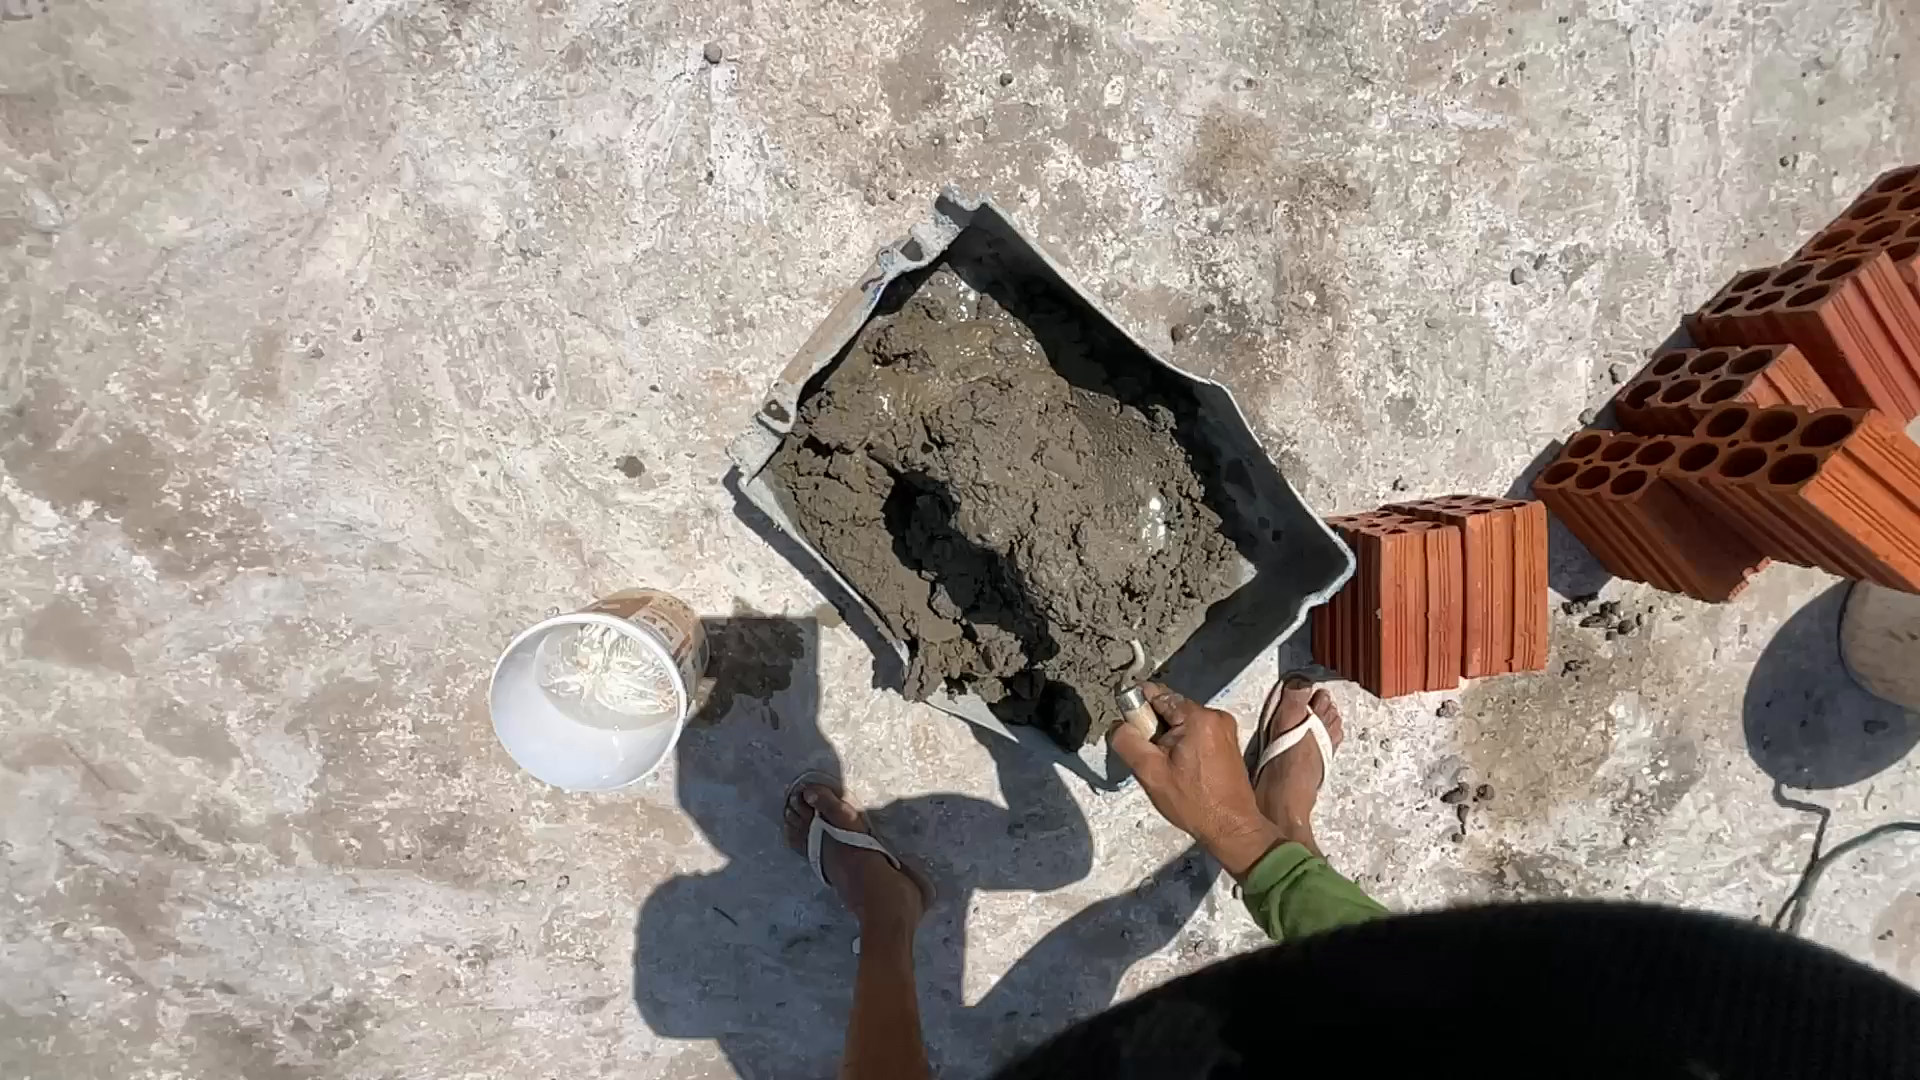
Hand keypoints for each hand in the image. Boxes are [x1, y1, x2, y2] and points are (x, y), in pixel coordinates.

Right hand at [1109, 684, 1283, 879]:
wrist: (1233, 829)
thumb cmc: (1193, 802)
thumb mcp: (1150, 772)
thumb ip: (1127, 741)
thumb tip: (1118, 724)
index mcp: (1198, 717)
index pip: (1157, 695)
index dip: (1139, 711)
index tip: (1133, 732)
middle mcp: (1215, 715)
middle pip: (1170, 708)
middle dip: (1154, 728)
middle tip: (1152, 758)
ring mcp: (1225, 728)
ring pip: (1182, 722)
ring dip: (1168, 738)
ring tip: (1168, 767)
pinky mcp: (1228, 741)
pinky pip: (1196, 732)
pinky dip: (1183, 744)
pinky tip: (1182, 769)